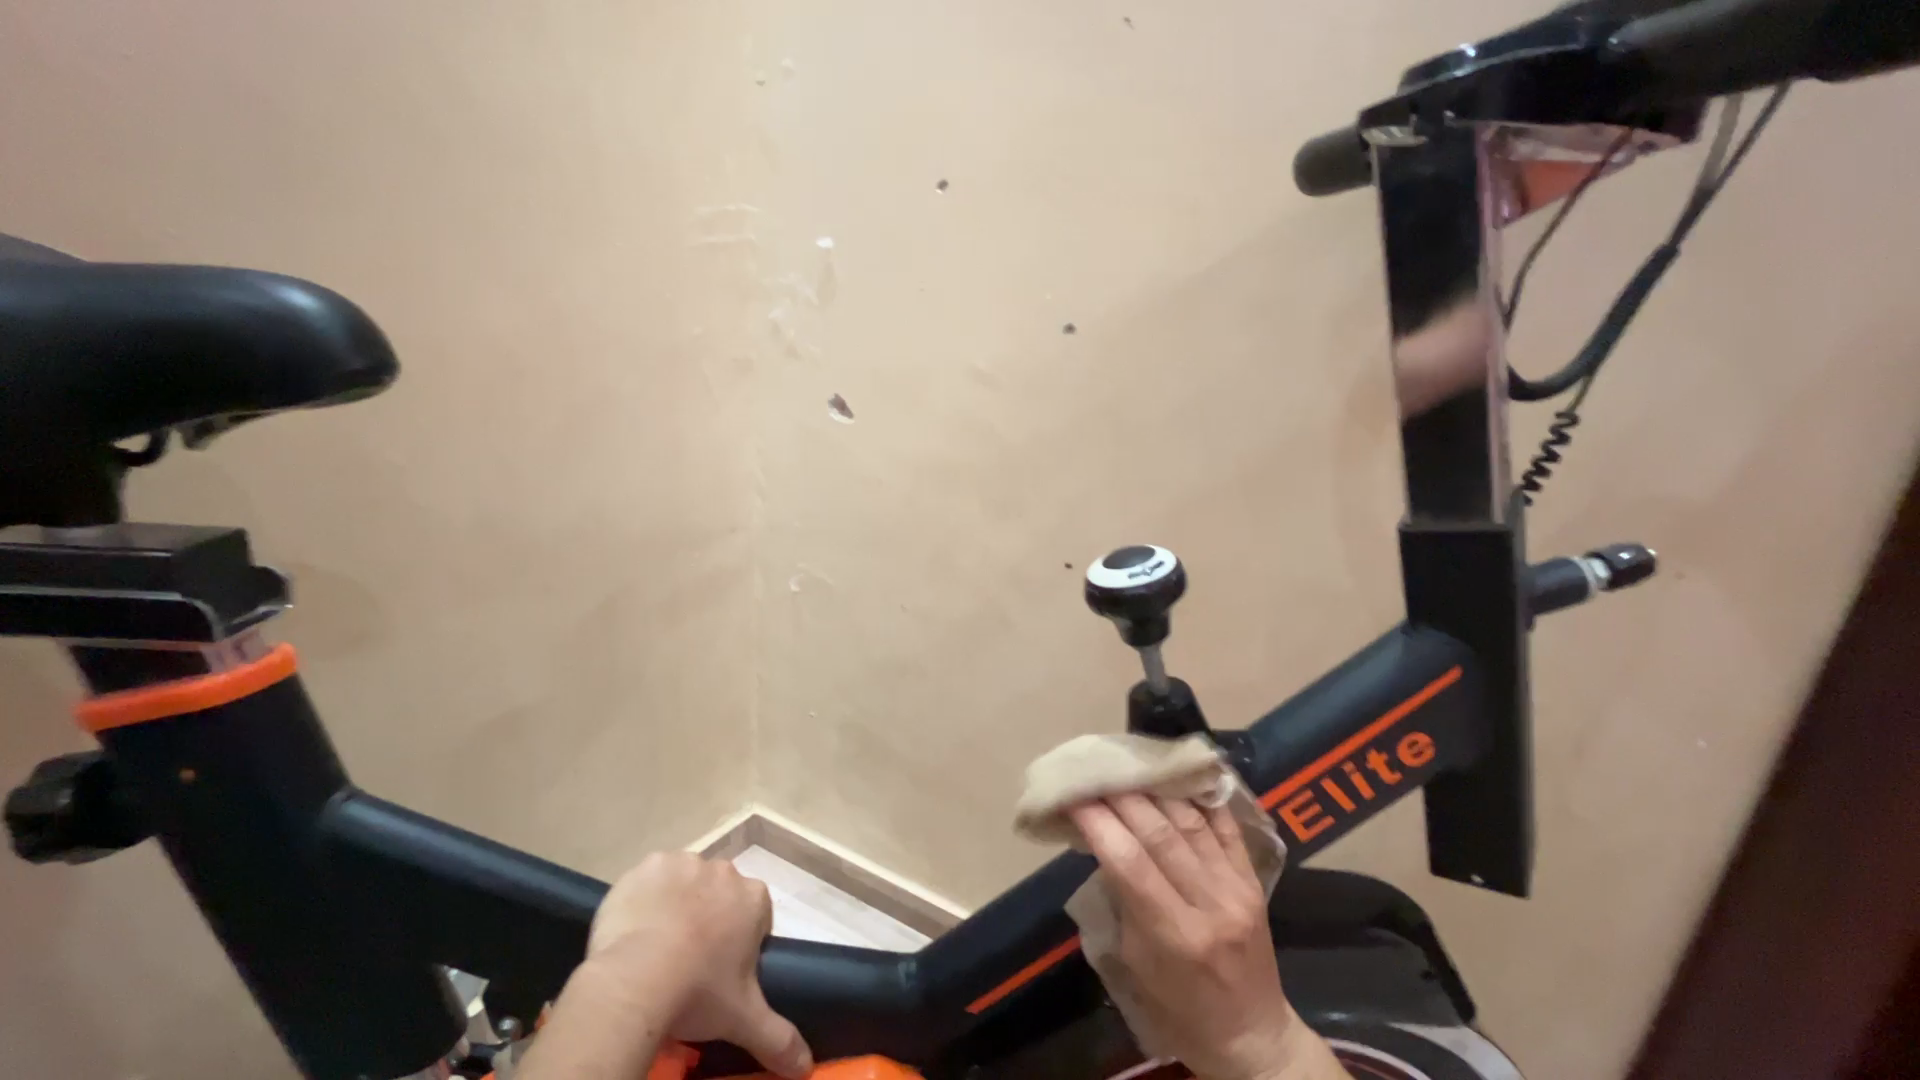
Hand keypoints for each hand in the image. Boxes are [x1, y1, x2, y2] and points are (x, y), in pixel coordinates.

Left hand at [585, 852, 812, 1077]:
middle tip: (686, 962)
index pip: (753, 915)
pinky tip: (635, 928)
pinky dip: (645, 897)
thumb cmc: (698, 993)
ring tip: (656, 949)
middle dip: (707, 920)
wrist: (635, 980)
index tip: (718, 970)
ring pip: (685, 883)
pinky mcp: (647, 865)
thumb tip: (807, 1067)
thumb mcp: (744, 1021)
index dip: (737, 941)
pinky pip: (650, 878)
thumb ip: (780, 1040)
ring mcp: (684, 864)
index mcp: (754, 900)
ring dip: (677, 905)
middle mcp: (724, 872)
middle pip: (719, 895)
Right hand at [1069, 794, 1336, 1079]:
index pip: (1129, 862)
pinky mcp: (1254, 880)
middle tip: (1092, 768)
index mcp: (1175, 936)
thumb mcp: (1135, 964)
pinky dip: (1200, 796)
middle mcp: (1210, 904)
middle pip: (1159, 833)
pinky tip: (1178, 770)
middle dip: (1120, 795)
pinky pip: (1226, 826)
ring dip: (1155, 786)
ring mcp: (1237, 888)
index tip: (1071, 795)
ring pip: (1191, 821)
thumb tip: (1104, 842)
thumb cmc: (1180, 1010)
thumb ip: (1124, 900)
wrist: (1252, 1036)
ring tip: (1127, 762)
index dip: (1097, 822)